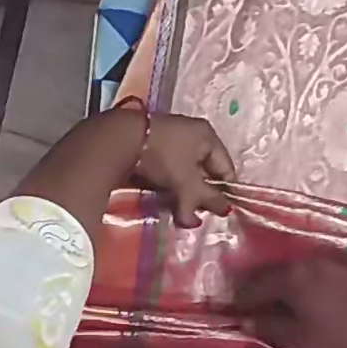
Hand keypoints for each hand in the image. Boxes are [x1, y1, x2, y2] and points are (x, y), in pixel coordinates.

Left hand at [132, 111, 235, 228]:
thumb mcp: (187, 182)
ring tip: (180, 211)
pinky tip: (165, 199)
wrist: (121, 140)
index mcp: (207, 136)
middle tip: (199, 214)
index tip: (221, 213)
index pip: (226, 168)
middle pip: (204, 171)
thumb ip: (204, 199)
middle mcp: (192, 133)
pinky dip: (169, 185)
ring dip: (183, 193)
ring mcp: (171, 138)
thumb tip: (224, 212)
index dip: (225, 192)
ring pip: (185, 172)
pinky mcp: (152, 145)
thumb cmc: (163, 157)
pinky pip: (168, 170)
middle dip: (201, 195)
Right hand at [234, 257, 346, 347]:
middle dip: (259, 288)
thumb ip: (271, 327)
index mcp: (291, 278)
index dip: (242, 298)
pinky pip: (312, 273)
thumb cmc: (345, 335)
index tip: (234, 310)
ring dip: (280, 285)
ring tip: (275, 303)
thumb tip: (247, 321)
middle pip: (273, 274)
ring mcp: (329, 264)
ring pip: (294, 272)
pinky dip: (300, 284)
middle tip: (250, 305)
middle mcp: (307, 264)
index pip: (255, 285)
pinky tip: (303, 298)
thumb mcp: (302, 338)